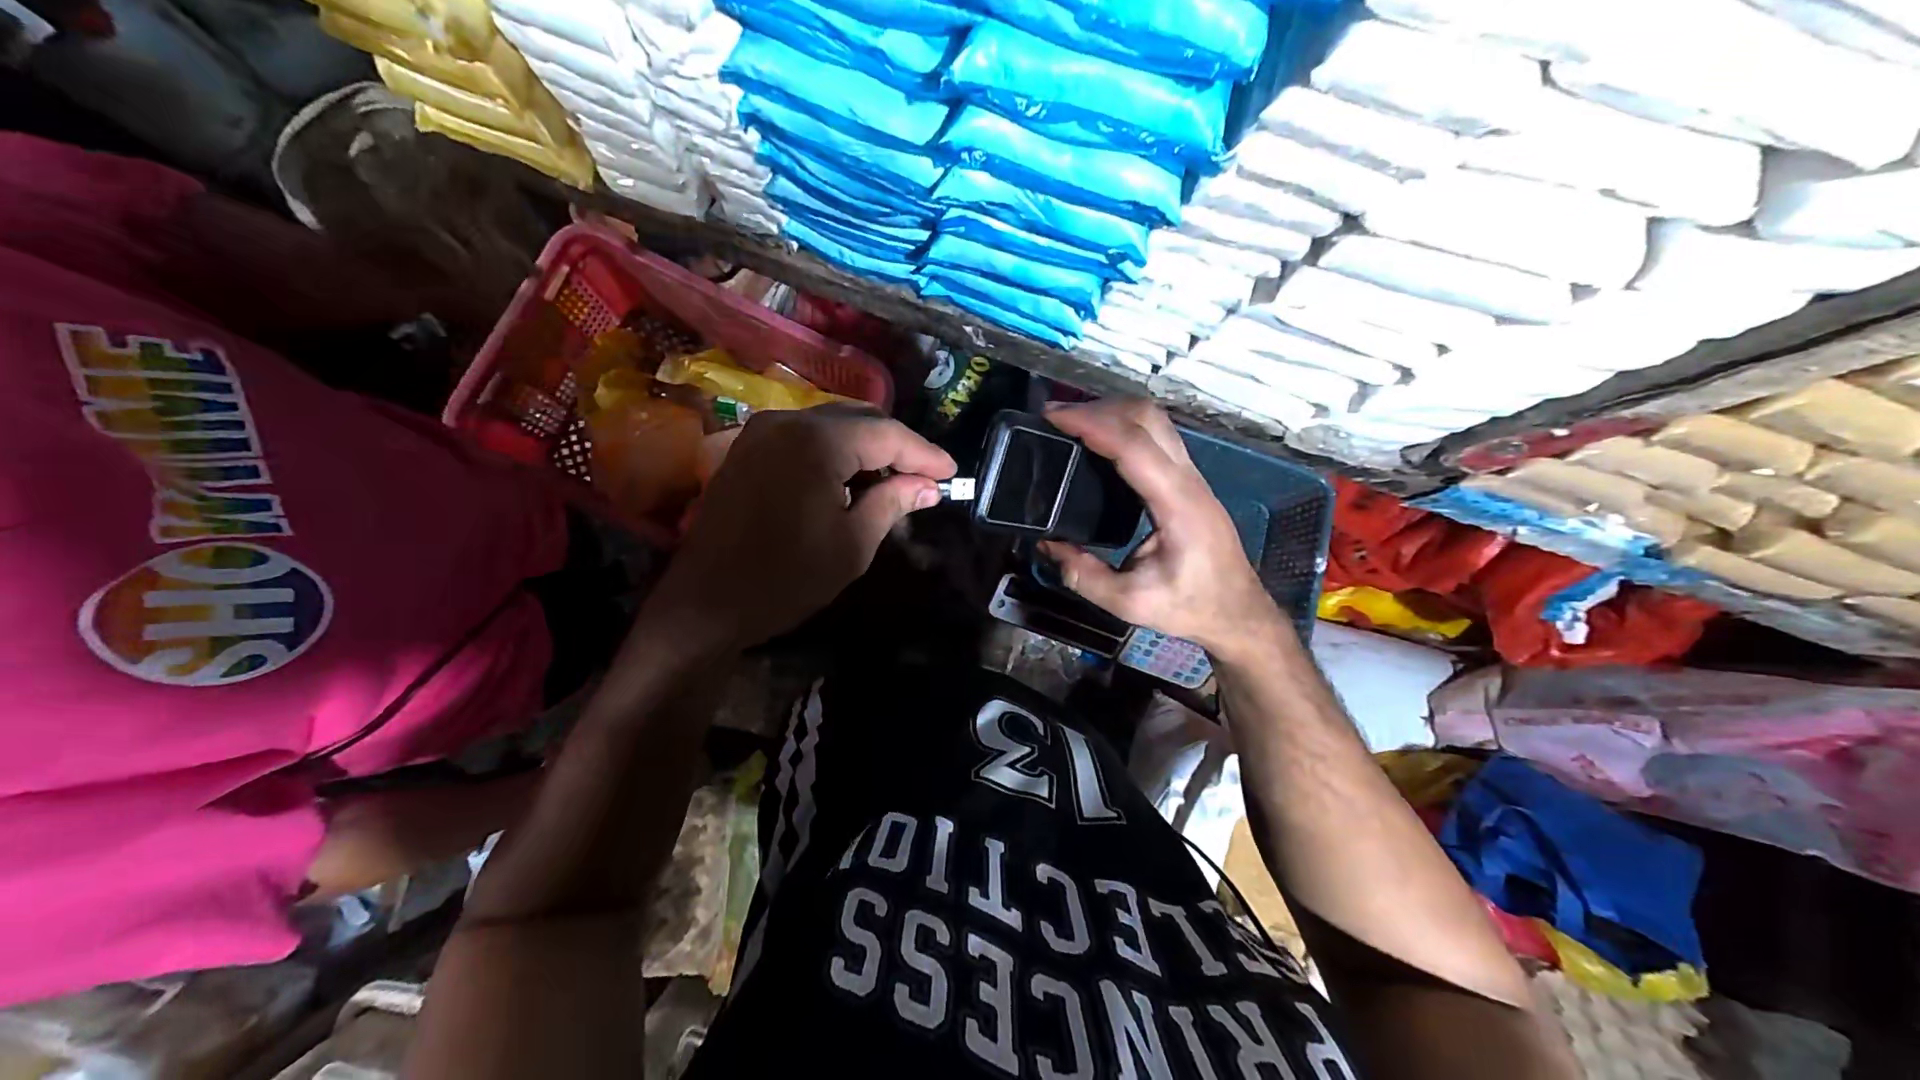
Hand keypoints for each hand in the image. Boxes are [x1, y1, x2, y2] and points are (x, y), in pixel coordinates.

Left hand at [642, 406, 955, 651]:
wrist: (705, 605)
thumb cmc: (785, 579)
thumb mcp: (852, 545)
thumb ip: (892, 503)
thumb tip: (928, 486)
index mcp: (816, 442)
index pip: (886, 434)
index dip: (924, 453)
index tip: (951, 473)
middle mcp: (786, 422)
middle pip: (858, 418)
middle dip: (896, 445)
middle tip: (926, 476)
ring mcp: (760, 432)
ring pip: (830, 424)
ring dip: (865, 447)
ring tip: (893, 479)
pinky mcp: (745, 449)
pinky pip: (803, 436)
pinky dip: (834, 451)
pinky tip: (849, 478)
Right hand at [1039, 400, 1286, 658]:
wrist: (1238, 613)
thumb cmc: (1190, 607)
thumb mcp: (1129, 601)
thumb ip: (1083, 575)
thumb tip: (1047, 545)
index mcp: (1177, 504)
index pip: (1133, 446)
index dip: (1092, 424)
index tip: (1054, 418)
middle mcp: (1188, 479)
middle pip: (1147, 417)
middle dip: (1099, 408)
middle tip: (1056, 417)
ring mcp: (1192, 476)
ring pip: (1155, 420)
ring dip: (1113, 412)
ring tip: (1072, 423)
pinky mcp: (1188, 481)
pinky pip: (1157, 436)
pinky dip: (1125, 426)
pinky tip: (1100, 440)